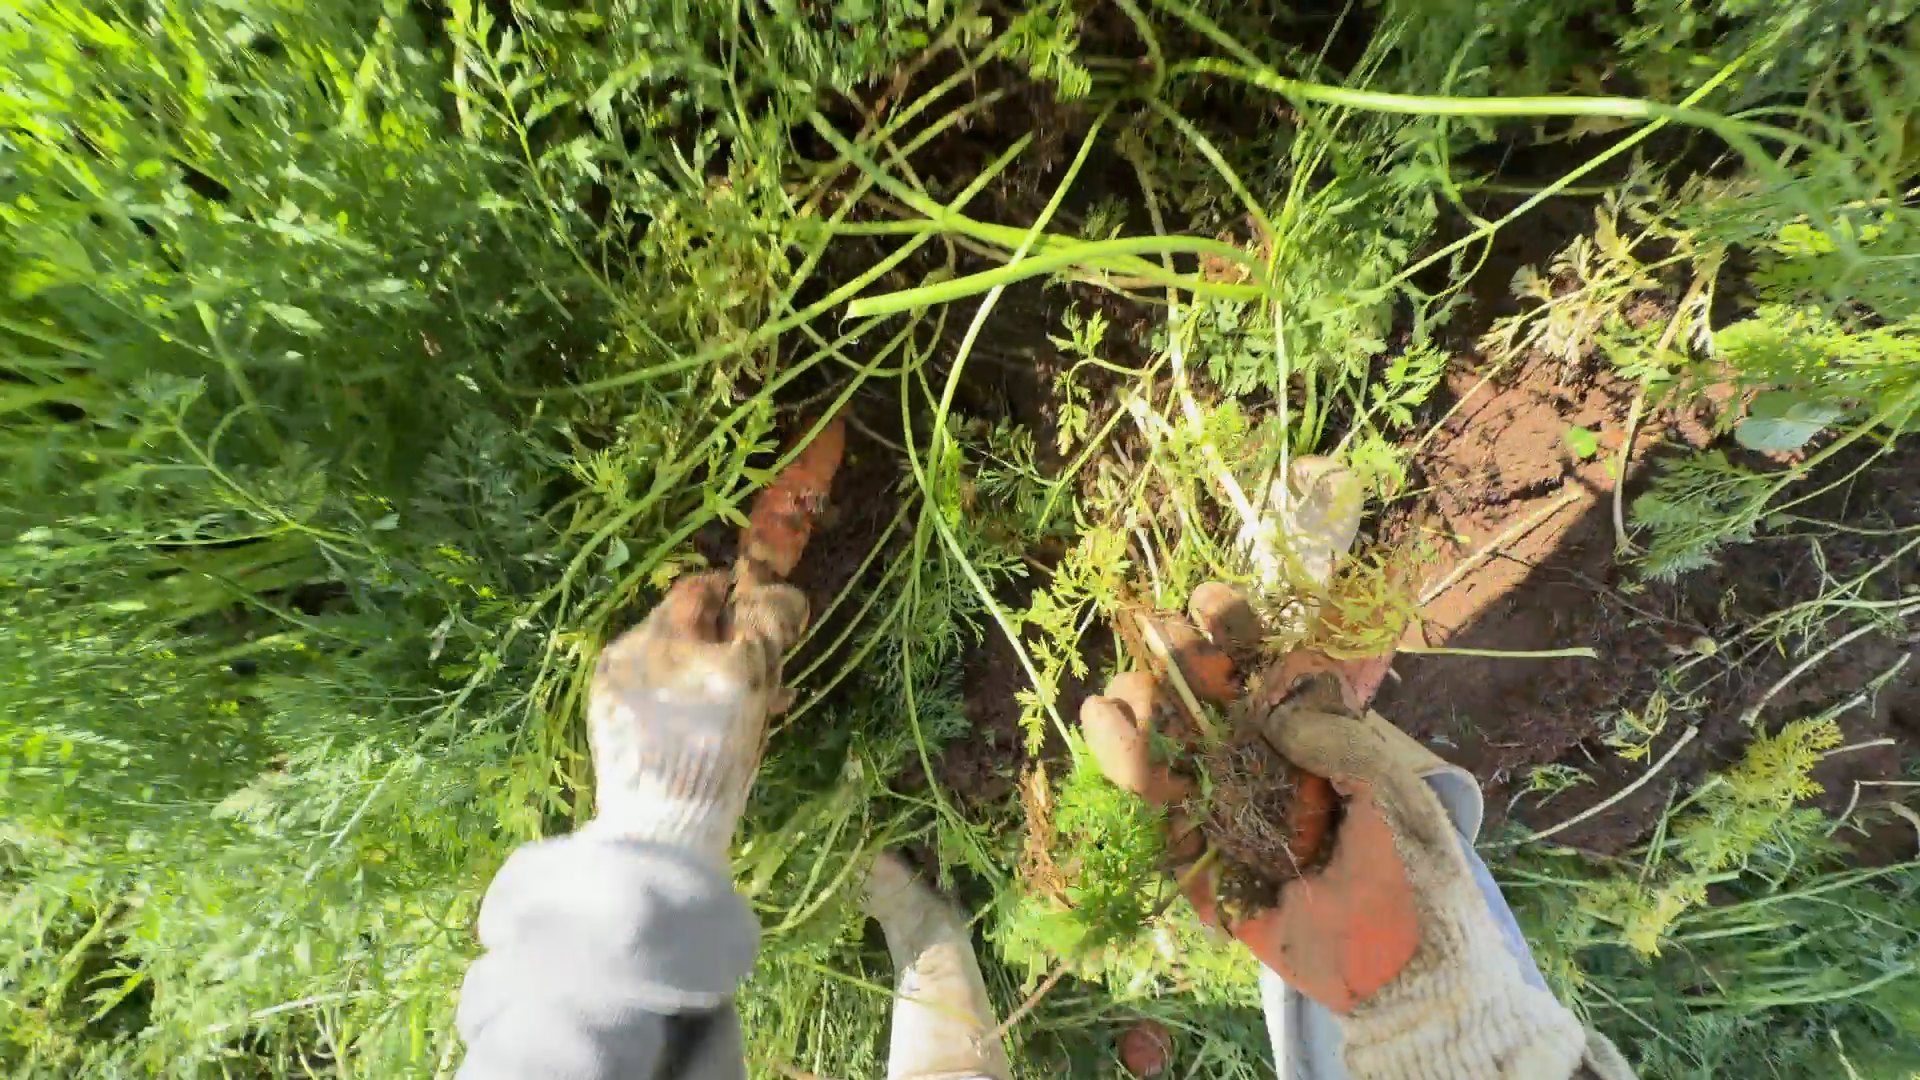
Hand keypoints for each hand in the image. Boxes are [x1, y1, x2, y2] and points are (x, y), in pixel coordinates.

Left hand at [586, 572, 807, 859]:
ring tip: (745, 704)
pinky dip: (683, 695)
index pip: (696, 589)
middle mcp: (628, 651)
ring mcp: (614, 686)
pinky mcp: (609, 718)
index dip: (730, 592)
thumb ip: (763, 624)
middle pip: (684, 626)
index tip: (755, 607)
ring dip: (708, 669)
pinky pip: (654, 690)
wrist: (663, 820)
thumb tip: (775, 595)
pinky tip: (712, 722)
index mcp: (660, 634)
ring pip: (672, 660)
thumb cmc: (714, 741)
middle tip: (759, 665)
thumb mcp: (751, 674)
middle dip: (723, 639)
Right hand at [1082, 585, 1611, 1078]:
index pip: (1245, 643)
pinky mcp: (1174, 825)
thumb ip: (1336, 735)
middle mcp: (1237, 732)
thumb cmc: (1410, 873)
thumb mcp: (1390, 791)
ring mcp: (1200, 775)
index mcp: (1291, 711)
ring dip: (1130, 707)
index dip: (1219, 615)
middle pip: (1175, 664)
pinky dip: (1121, 761)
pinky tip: (1154, 784)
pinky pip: (1126, 777)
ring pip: (1136, 709)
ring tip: (1152, 746)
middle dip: (1164, 654)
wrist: (1392, 973)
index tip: (1208, 610)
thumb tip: (1266, 703)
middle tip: (1183, 680)